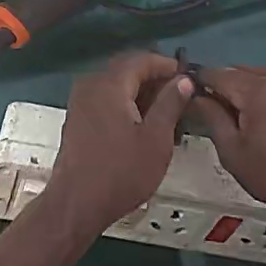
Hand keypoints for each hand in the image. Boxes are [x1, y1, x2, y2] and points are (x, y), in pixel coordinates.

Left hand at [50, 52, 194, 230]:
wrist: (76, 206)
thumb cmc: (120, 172)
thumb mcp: (156, 138)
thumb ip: (171, 103)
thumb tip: (183, 79)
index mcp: (109, 84)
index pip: (142, 59)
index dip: (168, 66)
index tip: (189, 79)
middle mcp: (91, 85)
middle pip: (129, 70)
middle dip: (156, 80)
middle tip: (181, 98)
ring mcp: (81, 102)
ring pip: (118, 86)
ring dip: (143, 94)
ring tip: (168, 116)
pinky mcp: (79, 119)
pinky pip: (107, 100)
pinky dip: (128, 105)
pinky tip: (145, 127)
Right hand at [190, 65, 265, 225]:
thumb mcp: (232, 151)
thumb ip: (212, 117)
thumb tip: (196, 96)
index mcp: (256, 88)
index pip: (217, 73)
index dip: (199, 81)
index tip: (186, 94)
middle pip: (238, 71)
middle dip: (222, 86)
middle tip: (210, 110)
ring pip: (256, 76)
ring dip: (242, 89)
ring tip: (235, 117)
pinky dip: (261, 93)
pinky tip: (258, 117)